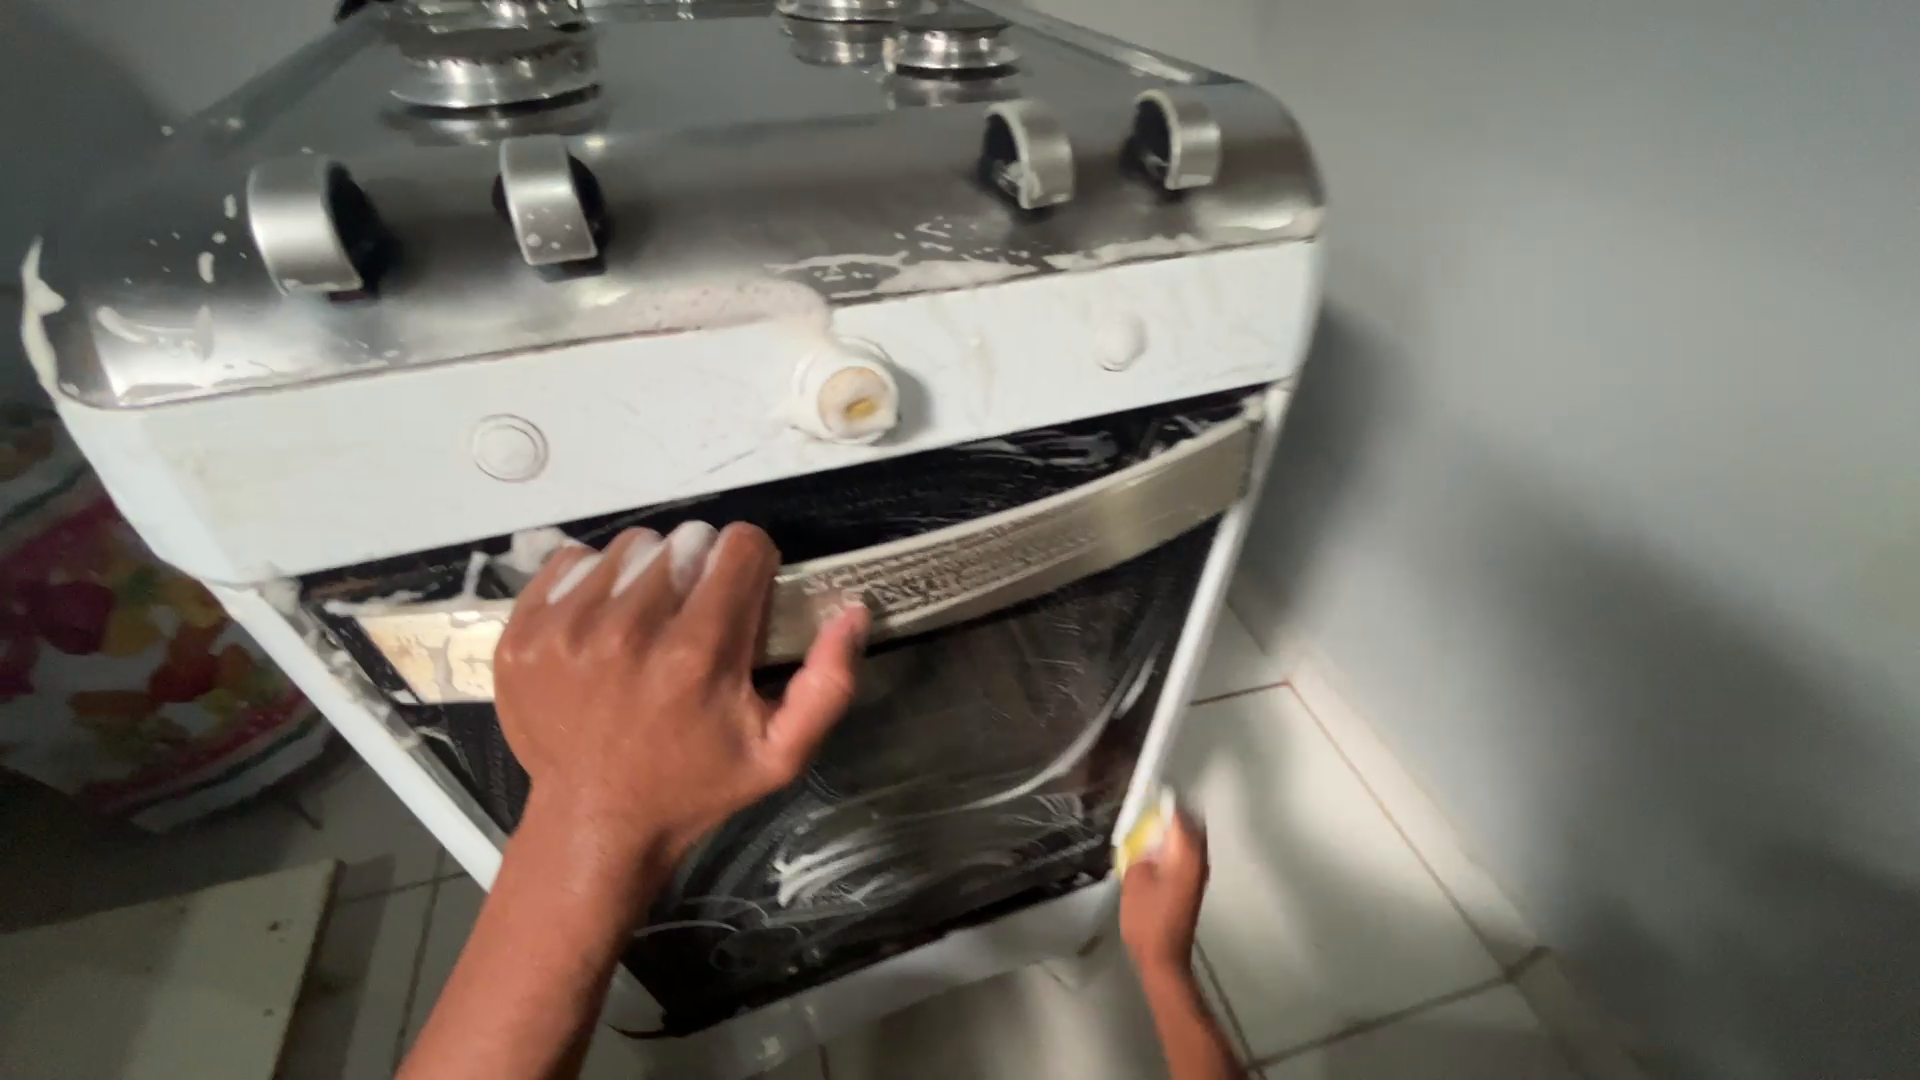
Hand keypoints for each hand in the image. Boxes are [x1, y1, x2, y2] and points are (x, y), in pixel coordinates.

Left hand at [493, 522, 867, 868]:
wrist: (594, 822)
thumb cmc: (697, 784)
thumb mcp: (783, 753)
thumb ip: (828, 684)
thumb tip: (853, 611)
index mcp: (697, 653)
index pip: (740, 544)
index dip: (754, 564)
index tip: (746, 595)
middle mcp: (627, 629)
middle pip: (687, 540)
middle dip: (704, 568)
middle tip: (699, 616)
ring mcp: (565, 628)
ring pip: (633, 545)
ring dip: (653, 571)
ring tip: (652, 619)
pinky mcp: (523, 631)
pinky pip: (573, 558)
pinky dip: (597, 580)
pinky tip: (605, 621)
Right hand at [1119, 807, 1208, 975]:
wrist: (1162, 958)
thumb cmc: (1147, 918)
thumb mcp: (1135, 876)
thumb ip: (1141, 849)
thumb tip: (1147, 835)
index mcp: (1186, 854)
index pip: (1179, 813)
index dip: (1165, 797)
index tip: (1150, 784)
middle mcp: (1199, 860)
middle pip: (1191, 823)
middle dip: (1173, 810)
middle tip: (1149, 800)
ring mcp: (1198, 874)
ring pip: (1190, 839)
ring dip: (1174, 827)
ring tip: (1148, 819)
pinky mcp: (1192, 886)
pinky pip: (1185, 853)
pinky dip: (1173, 843)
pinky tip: (1153, 845)